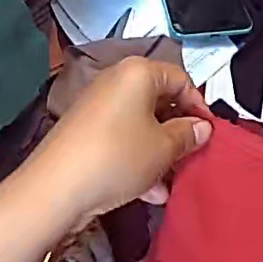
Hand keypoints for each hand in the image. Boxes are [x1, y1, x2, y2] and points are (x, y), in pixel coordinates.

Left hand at [18, 56, 212, 232]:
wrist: (54, 188)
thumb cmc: (117, 156)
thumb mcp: (162, 148)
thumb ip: (187, 135)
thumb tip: (202, 128)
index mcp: (139, 72)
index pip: (181, 79)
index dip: (198, 106)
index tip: (209, 134)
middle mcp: (118, 79)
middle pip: (160, 99)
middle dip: (178, 131)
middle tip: (190, 157)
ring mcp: (99, 104)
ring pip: (141, 121)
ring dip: (159, 149)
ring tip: (170, 180)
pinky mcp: (85, 129)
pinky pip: (122, 135)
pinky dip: (137, 155)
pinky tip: (148, 190)